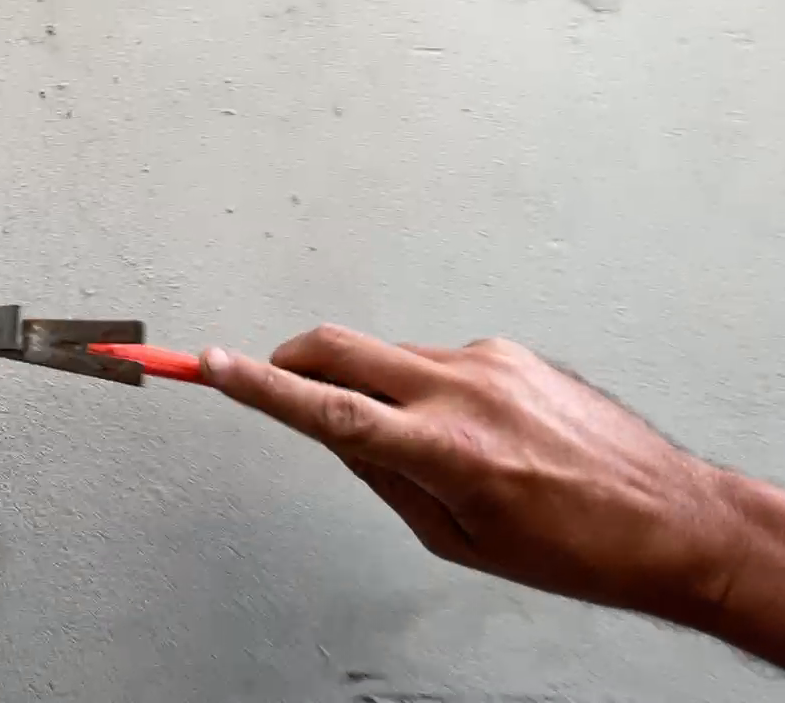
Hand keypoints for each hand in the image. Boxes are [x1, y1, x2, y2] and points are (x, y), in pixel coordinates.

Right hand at [200, 325, 746, 622]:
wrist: (686, 523)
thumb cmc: (576, 550)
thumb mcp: (456, 539)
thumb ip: (380, 475)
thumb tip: (332, 430)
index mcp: (447, 455)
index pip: (325, 410)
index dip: (258, 386)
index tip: (212, 363)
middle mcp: (461, 396)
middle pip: (335, 349)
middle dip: (291, 359)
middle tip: (281, 378)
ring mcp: (485, 363)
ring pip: (378, 354)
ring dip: (369, 382)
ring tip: (415, 428)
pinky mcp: (504, 349)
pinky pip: (426, 356)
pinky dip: (419, 382)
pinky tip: (462, 418)